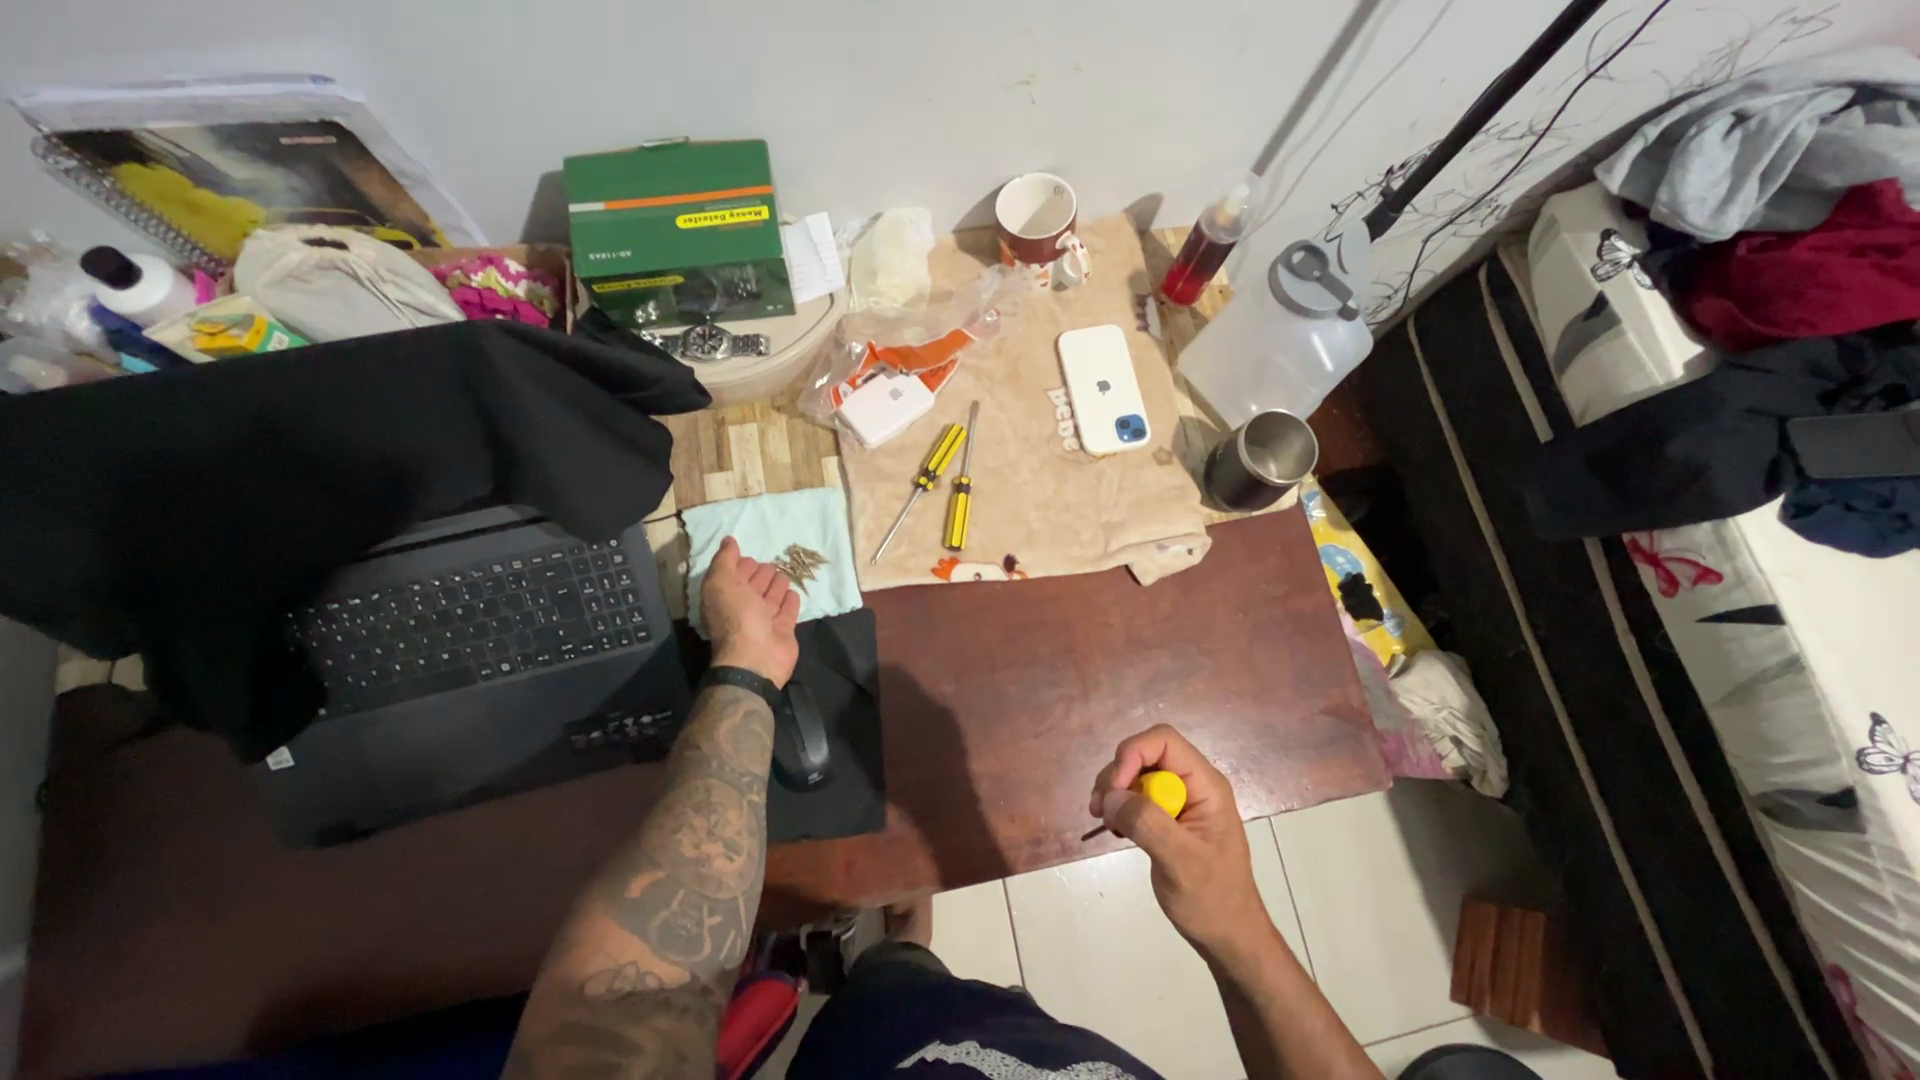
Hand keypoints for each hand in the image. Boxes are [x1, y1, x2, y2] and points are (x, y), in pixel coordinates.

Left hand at [702, 536, 800, 686]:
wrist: (756, 655)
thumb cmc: (736, 616)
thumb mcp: (721, 582)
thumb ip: (724, 560)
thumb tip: (729, 540)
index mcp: (724, 598)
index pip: (731, 577)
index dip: (738, 566)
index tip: (747, 555)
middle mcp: (742, 609)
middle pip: (752, 587)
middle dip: (759, 574)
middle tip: (768, 564)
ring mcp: (764, 621)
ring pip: (771, 598)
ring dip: (776, 585)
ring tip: (783, 573)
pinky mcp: (783, 630)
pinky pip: (787, 611)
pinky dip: (790, 601)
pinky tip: (793, 592)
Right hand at [1089, 725, 1270, 960]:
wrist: (1228, 936)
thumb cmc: (1213, 900)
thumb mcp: (1182, 863)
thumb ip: (1149, 824)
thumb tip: (1111, 797)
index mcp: (1205, 785)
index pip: (1163, 741)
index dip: (1133, 754)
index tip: (1114, 790)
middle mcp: (1192, 785)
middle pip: (1144, 754)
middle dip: (1117, 775)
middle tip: (1101, 811)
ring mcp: (1179, 801)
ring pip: (1135, 773)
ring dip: (1113, 791)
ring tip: (1105, 822)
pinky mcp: (1167, 817)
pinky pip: (1136, 796)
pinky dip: (1118, 806)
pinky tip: (1115, 830)